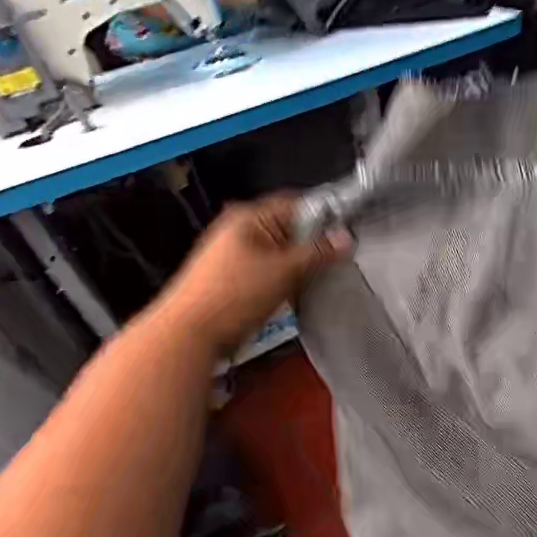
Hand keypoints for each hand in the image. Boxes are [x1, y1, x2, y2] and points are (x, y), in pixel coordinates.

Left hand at [146, 194, 351, 352]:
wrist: (190, 334)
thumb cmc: (232, 296)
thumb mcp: (285, 270)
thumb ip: (318, 252)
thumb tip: (345, 238)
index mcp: (249, 216)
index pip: (298, 203)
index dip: (325, 216)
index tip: (346, 234)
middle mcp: (240, 229)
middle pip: (290, 228)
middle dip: (313, 245)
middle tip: (334, 262)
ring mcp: (234, 254)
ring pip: (281, 252)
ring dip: (299, 265)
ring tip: (314, 280)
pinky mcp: (233, 277)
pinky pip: (270, 269)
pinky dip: (285, 278)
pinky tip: (293, 293)